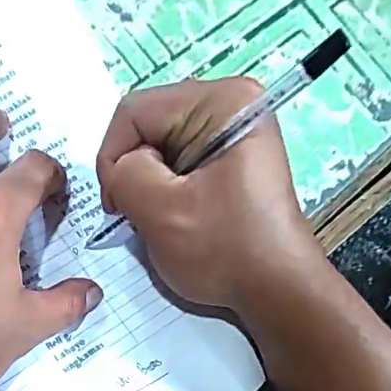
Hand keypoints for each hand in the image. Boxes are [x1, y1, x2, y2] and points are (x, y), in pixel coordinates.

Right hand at [96, 78, 324, 315]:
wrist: (277, 289)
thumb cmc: (224, 252)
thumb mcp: (161, 212)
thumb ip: (125, 175)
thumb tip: (121, 168)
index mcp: (221, 102)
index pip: (135, 112)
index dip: (114, 159)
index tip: (117, 207)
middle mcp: (232, 104)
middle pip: (150, 126)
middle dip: (135, 172)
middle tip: (138, 217)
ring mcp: (235, 132)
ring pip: (163, 148)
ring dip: (151, 186)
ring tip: (162, 221)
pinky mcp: (233, 159)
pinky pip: (182, 164)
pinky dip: (168, 192)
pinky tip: (179, 219)